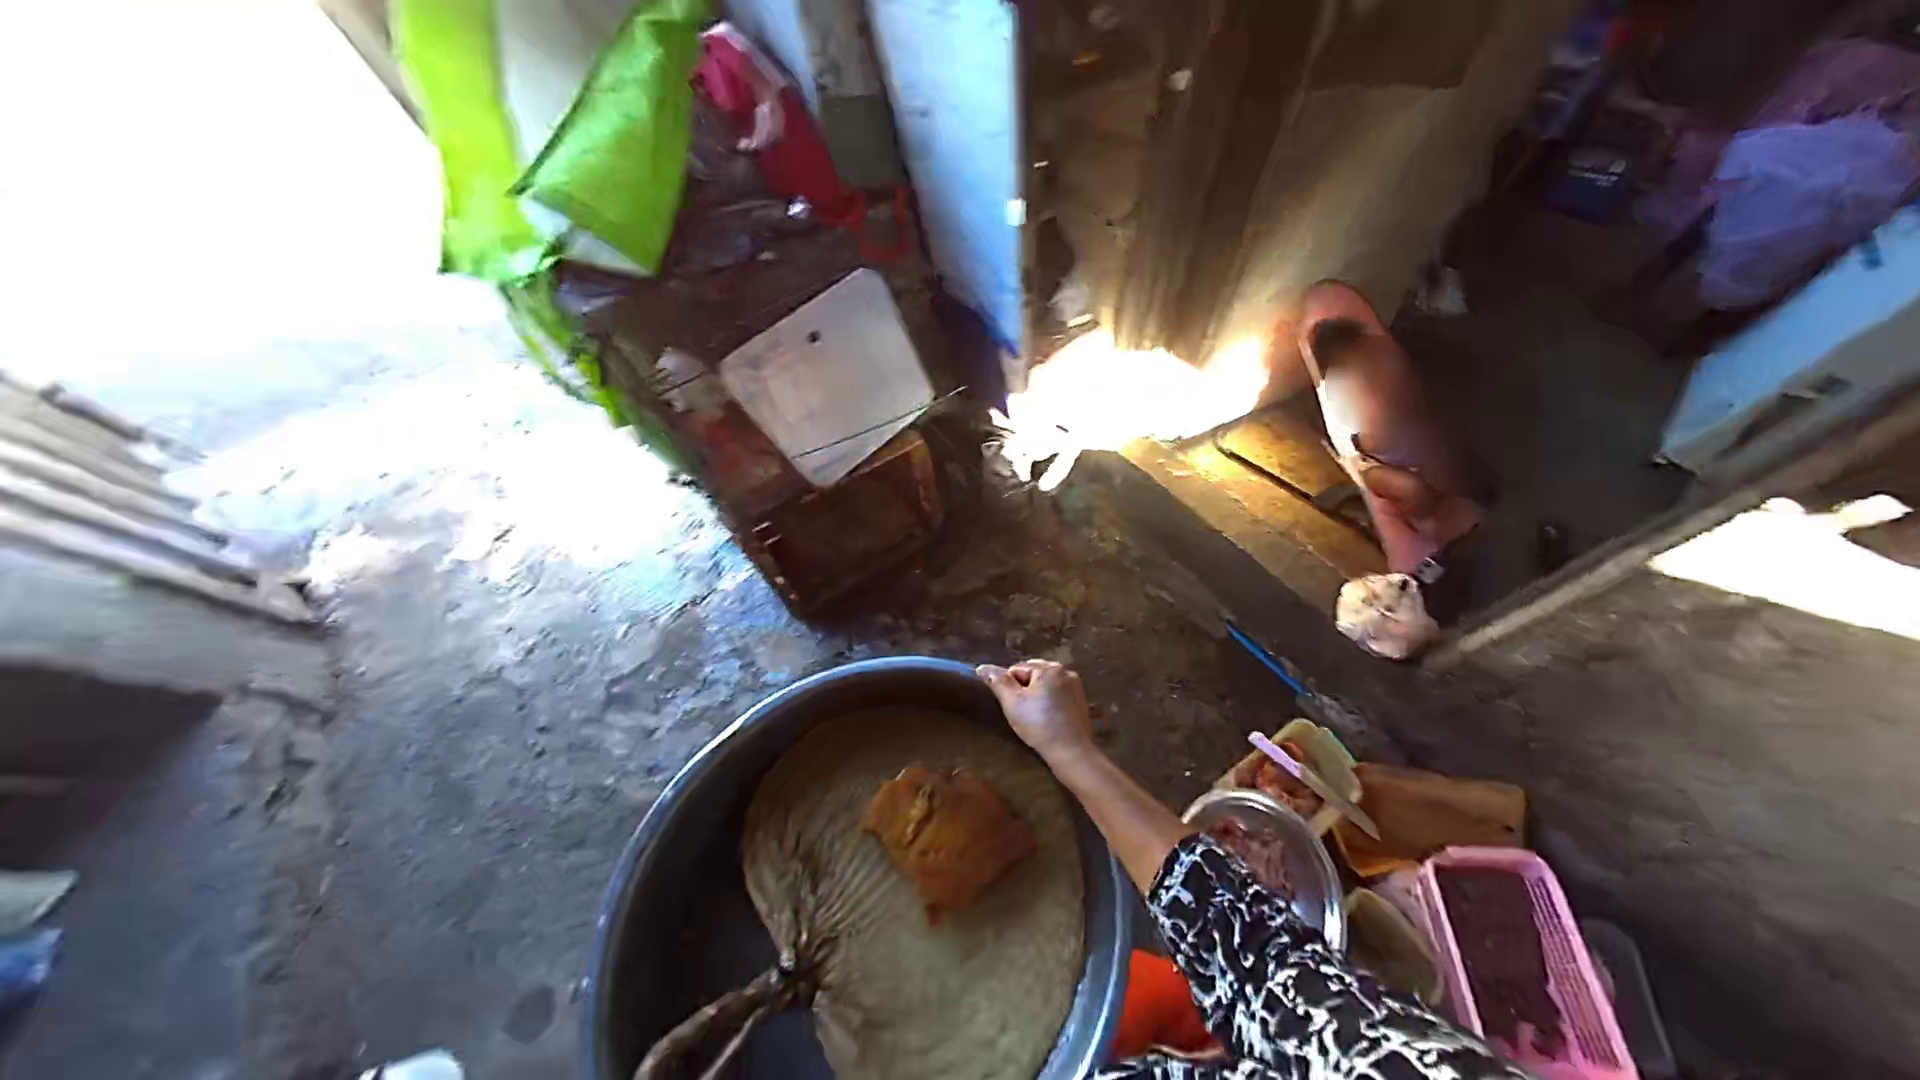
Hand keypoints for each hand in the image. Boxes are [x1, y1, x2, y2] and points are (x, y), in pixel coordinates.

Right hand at [976, 659, 1093, 761]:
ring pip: (1046, 685)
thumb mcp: (1012, 702)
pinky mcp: (1081, 701)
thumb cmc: (1039, 725)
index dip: (1010, 688)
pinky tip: (1049, 719)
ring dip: (1038, 696)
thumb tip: (982, 667)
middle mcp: (1064, 671)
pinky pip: (1059, 695)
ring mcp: (1076, 686)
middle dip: (1025, 689)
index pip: (1017, 670)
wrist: (1071, 751)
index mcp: (1048, 668)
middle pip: (1034, 674)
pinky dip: (1051, 703)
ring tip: (1035, 717)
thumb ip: (997, 681)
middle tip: (1023, 712)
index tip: (1013, 706)